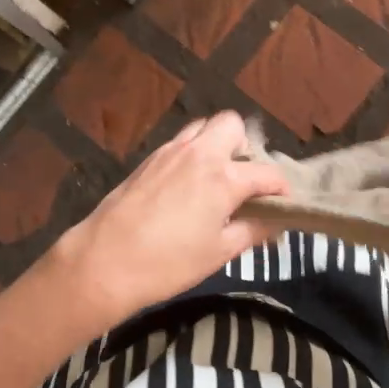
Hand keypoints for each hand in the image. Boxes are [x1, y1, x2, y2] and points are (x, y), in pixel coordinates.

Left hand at [48, 112, 288, 326]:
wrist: (105, 259)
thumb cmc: (168, 263)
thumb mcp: (219, 252)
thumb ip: (252, 231)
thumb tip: (276, 223)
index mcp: (223, 177)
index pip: (267, 173)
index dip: (282, 190)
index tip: (283, 207)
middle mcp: (198, 153)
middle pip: (232, 124)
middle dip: (245, 146)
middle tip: (243, 181)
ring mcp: (170, 151)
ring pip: (203, 126)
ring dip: (216, 144)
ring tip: (216, 180)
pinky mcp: (149, 158)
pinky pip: (180, 141)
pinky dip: (192, 153)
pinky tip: (188, 185)